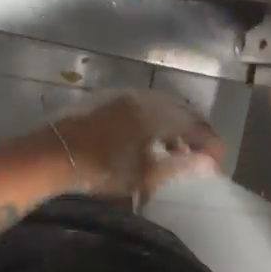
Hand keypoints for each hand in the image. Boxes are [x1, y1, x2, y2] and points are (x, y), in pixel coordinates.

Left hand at [51, 90, 224, 202]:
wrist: (53, 155)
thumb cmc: (101, 169)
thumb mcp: (144, 175)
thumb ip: (180, 166)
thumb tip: (209, 163)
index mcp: (158, 115)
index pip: (197, 125)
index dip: (212, 144)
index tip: (217, 165)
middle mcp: (145, 99)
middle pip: (182, 111)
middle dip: (196, 132)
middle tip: (201, 156)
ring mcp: (125, 96)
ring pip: (162, 107)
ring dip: (175, 126)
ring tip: (175, 151)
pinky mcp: (108, 100)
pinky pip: (143, 106)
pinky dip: (155, 121)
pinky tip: (149, 140)